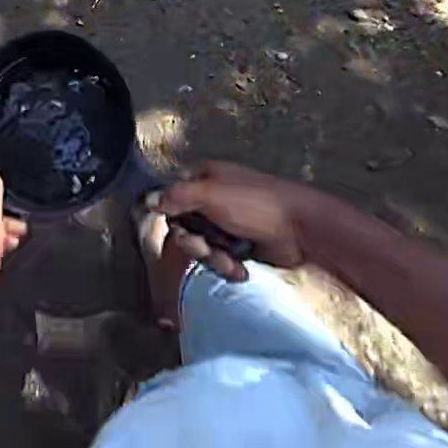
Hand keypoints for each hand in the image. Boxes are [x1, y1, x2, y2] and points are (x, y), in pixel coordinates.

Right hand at [157, 162, 328, 281]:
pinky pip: (220, 258)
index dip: (171, 216)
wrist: (301, 228)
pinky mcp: (239, 245)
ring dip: (214, 258)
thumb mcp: (211, 195)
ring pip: (201, 245)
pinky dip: (228, 266)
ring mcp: (226, 222)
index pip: (171, 196)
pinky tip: (242, 270)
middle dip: (196, 244)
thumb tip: (146, 200)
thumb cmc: (254, 204)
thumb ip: (176, 196)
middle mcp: (211, 198)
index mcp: (203, 178)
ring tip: (232, 263)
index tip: (179, 229)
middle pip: (184, 226)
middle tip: (210, 249)